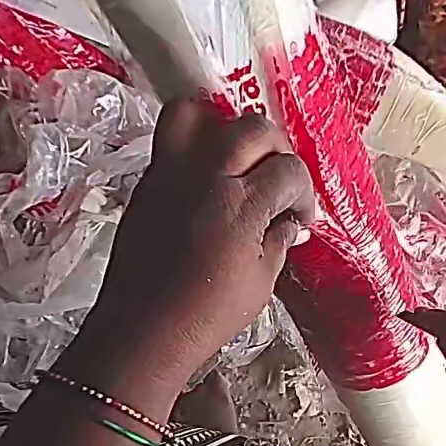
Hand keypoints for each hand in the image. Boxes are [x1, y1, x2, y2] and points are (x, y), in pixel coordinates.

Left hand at [70, 101, 315, 394]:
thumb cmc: (203, 316)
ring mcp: (169, 174)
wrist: (142, 330)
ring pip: (199, 115)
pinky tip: (207, 180)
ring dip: (227, 131)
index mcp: (240, 204)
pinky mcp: (146, 183)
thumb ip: (278, 241)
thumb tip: (288, 222)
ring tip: (236, 162)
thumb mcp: (260, 283)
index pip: (288, 170)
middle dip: (276, 150)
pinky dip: (194, 147)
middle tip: (277, 179)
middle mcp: (204, 176)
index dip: (303, 192)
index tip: (299, 214)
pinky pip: (169, 140)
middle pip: (253, 129)